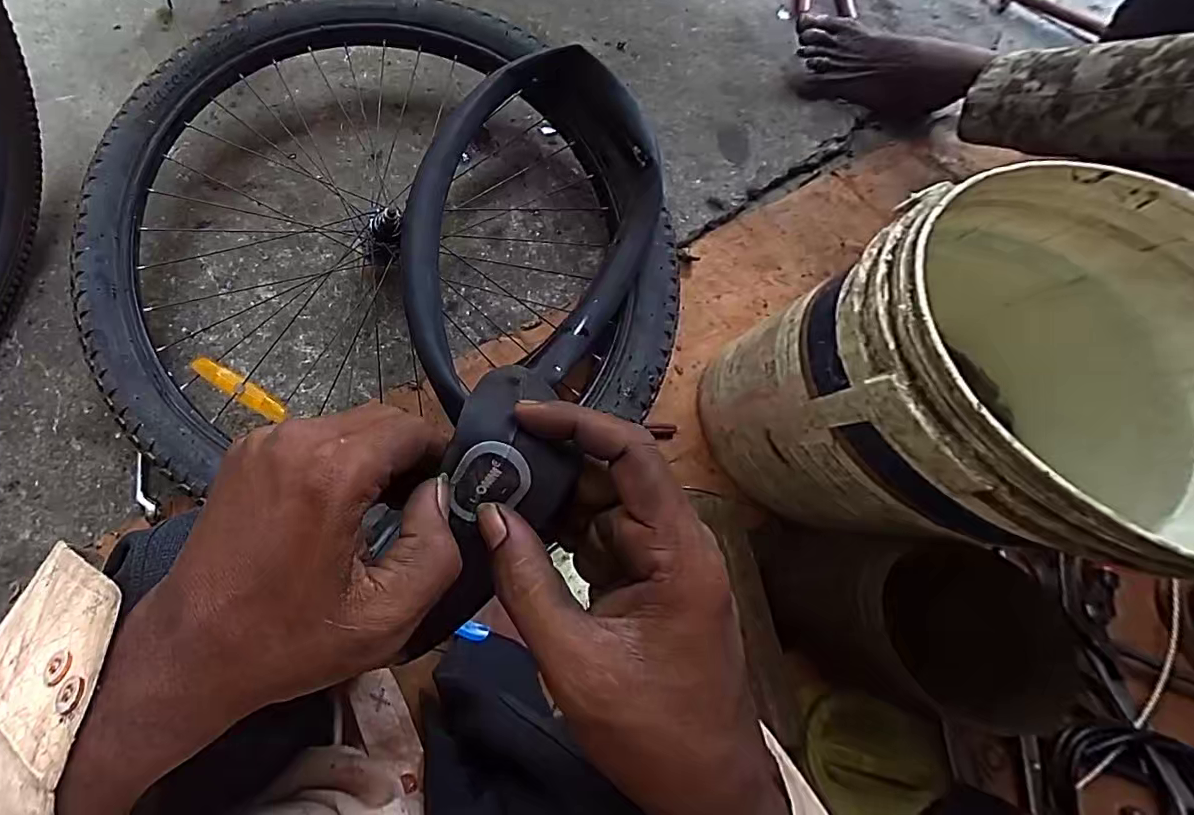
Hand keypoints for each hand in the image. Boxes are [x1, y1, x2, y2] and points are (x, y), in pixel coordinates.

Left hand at [58, 404, 460, 814]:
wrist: (194, 641)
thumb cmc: (288, 638)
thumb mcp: (384, 617)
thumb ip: (433, 550)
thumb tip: (440, 495)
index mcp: (330, 470)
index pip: (407, 426)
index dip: (440, 451)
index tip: (454, 484)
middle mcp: (294, 437)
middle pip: (375, 419)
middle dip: (407, 452)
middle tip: (421, 502)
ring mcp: (263, 439)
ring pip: (342, 426)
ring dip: (370, 455)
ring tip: (381, 508)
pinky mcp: (244, 449)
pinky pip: (307, 438)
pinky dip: (332, 458)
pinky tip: (333, 503)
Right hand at [477, 401, 786, 814]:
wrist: (706, 798)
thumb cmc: (654, 735)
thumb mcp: (575, 661)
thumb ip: (525, 581)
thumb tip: (489, 512)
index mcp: (677, 553)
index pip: (633, 454)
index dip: (577, 423)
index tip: (523, 416)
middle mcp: (673, 543)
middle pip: (608, 472)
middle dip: (548, 459)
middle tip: (487, 452)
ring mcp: (656, 560)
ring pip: (595, 500)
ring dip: (545, 493)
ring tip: (490, 482)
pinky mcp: (639, 578)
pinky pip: (591, 532)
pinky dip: (552, 525)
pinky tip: (513, 523)